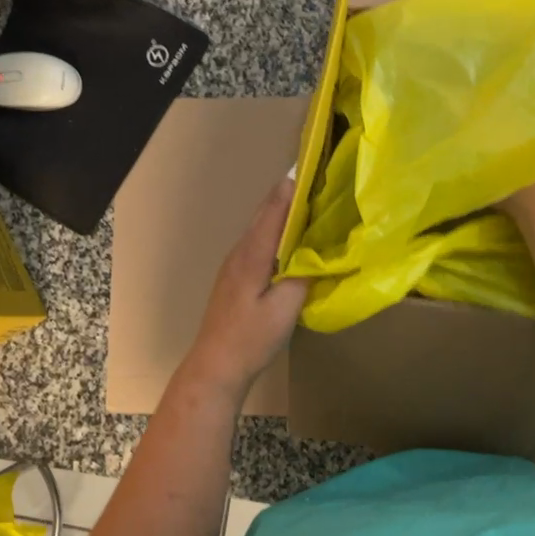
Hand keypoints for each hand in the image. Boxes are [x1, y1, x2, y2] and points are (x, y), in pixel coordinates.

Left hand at [181, 177, 309, 396]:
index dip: (291, 190)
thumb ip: (302, 277)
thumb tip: (319, 253)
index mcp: (252, 255)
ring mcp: (234, 265)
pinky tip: (291, 242)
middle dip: (288, 197)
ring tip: (310, 206)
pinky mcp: (236, 278)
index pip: (273, 211)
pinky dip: (276, 234)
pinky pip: (258, 244)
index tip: (312, 169)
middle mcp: (240, 253)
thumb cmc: (250, 339)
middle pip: (265, 215)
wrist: (215, 366)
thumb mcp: (284, 310)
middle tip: (316, 182)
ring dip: (282, 215)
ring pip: (261, 230)